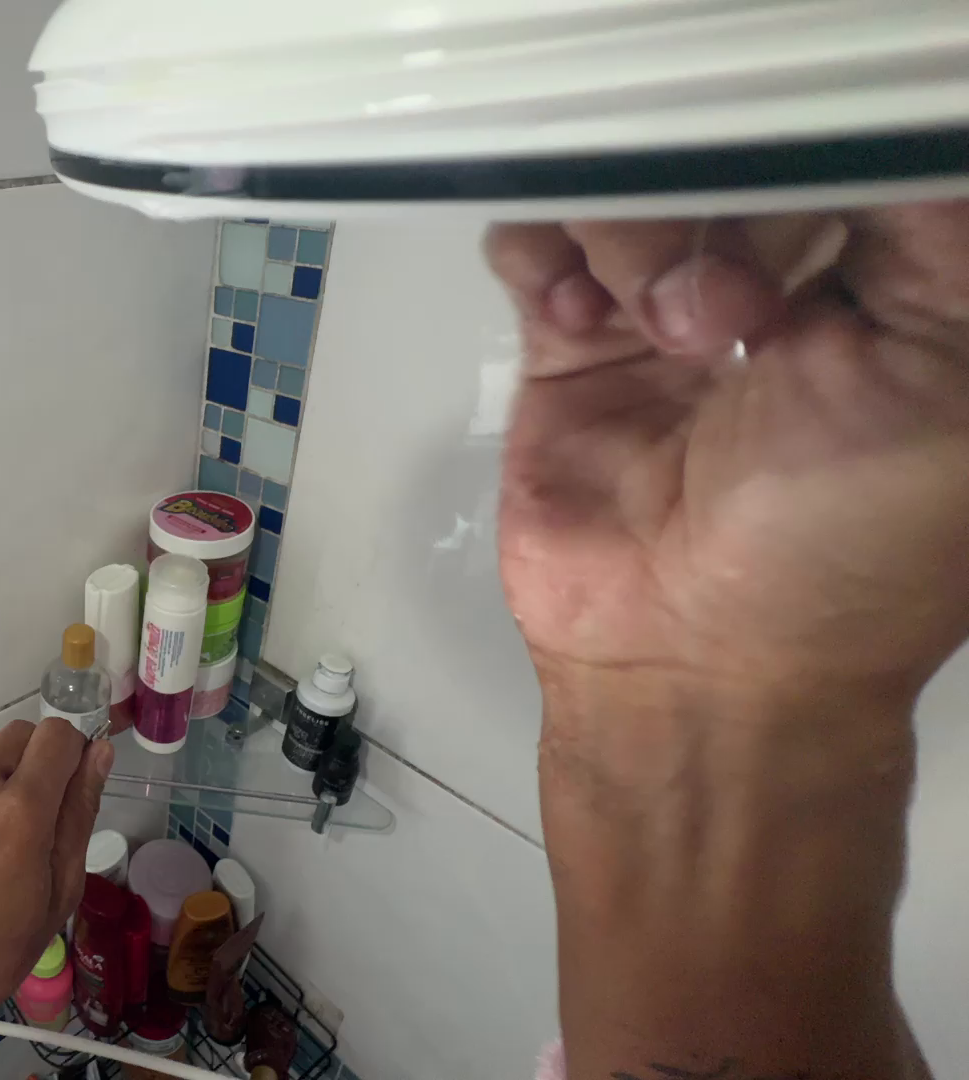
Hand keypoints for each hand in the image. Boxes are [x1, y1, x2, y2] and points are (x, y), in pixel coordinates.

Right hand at [487, 203, 968, 721]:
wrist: (684, 651)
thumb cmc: (842, 549)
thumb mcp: (950, 379)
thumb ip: (924, 249)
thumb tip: (859, 145)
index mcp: (891, 284)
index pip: (831, 158)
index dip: (796, 165)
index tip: (780, 221)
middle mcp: (774, 289)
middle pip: (715, 169)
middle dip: (704, 224)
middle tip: (711, 321)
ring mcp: (654, 323)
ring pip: (615, 200)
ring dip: (615, 242)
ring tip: (629, 326)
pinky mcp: (565, 359)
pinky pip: (533, 262)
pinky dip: (538, 260)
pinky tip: (570, 318)